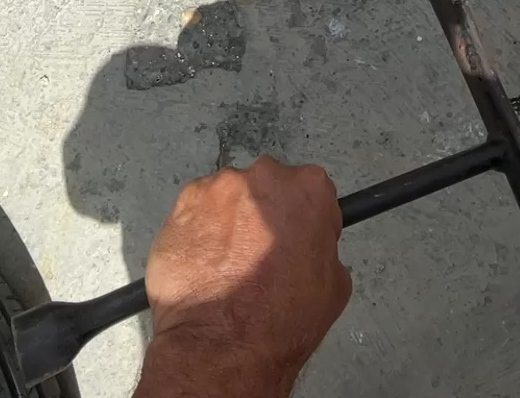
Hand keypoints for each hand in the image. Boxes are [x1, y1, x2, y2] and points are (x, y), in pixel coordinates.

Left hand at [138, 156, 349, 394]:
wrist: (223, 345)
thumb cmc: (282, 320)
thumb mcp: (334, 285)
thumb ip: (322, 244)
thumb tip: (307, 242)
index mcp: (308, 188)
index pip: (312, 192)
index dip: (304, 220)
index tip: (295, 242)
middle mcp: (264, 175)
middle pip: (268, 186)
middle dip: (265, 212)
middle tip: (260, 254)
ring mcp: (221, 185)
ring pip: (230, 196)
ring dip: (230, 219)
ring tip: (226, 264)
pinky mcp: (185, 200)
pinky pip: (198, 209)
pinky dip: (200, 229)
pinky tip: (204, 263)